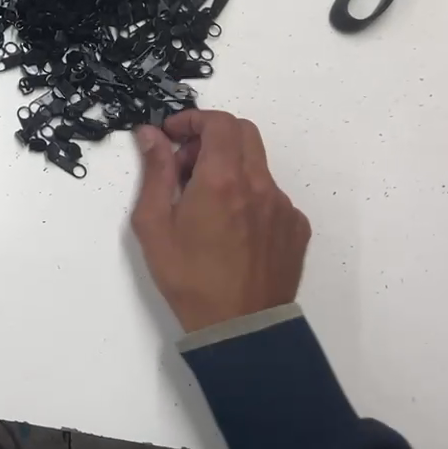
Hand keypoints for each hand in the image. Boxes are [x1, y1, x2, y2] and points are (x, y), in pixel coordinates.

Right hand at [130, 110, 310, 332]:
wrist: (240, 328)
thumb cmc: (187, 276)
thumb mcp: (153, 222)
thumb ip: (155, 171)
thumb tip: (151, 135)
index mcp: (222, 180)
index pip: (219, 122)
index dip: (192, 120)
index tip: (170, 136)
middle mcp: (260, 186)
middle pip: (243, 133)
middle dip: (209, 136)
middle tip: (183, 163)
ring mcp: (283, 207)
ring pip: (256, 164)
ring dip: (227, 165)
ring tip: (202, 201)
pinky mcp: (296, 227)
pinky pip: (269, 193)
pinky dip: (246, 193)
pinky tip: (228, 225)